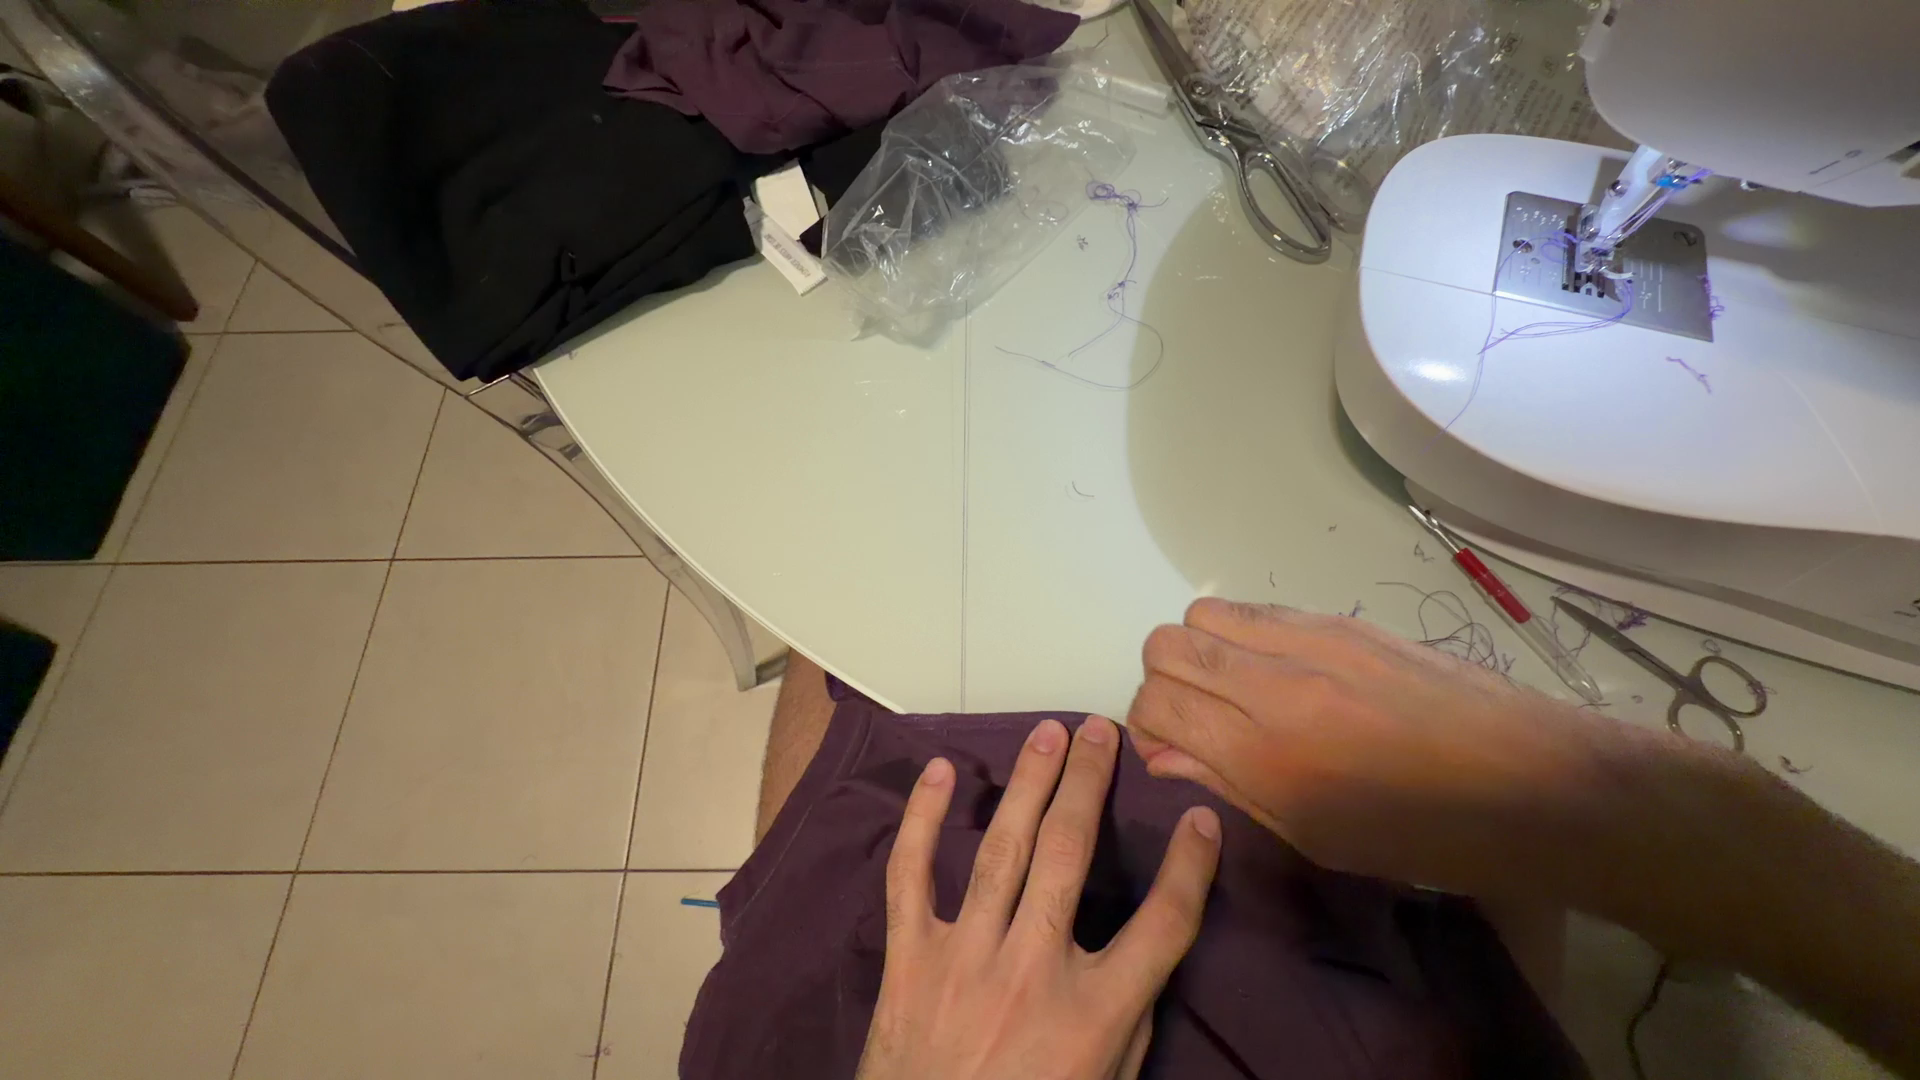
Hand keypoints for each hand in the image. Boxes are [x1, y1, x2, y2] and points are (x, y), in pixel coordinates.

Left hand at [856, 715, 1221, 1079]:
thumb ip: (1127, 1021)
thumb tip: (1137, 947)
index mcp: (1093, 1013)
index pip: (1163, 924)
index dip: (1191, 866)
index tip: (1202, 817)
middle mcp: (1033, 970)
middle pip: (1072, 854)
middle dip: (1090, 784)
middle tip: (1100, 730)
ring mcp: (966, 956)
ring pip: (1003, 848)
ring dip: (1030, 782)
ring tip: (1048, 733)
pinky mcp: (910, 955)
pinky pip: (911, 873)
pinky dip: (922, 819)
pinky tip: (938, 770)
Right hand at [1126, 598, 1642, 899]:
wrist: (1535, 784)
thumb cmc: (1421, 837)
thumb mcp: (1312, 835)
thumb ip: (1226, 784)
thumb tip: (1162, 754)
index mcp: (1266, 752)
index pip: (1155, 704)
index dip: (1145, 727)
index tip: (1170, 750)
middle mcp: (1274, 683)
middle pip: (1164, 645)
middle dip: (1162, 683)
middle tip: (1197, 717)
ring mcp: (1307, 640)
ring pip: (1200, 614)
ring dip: (1197, 649)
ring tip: (1234, 687)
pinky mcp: (1339, 619)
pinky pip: (1255, 609)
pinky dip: (1241, 635)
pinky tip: (1277, 670)